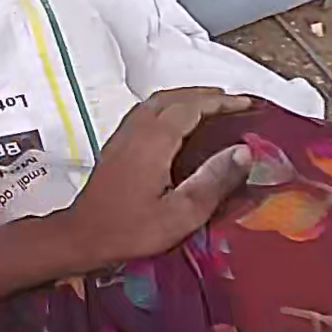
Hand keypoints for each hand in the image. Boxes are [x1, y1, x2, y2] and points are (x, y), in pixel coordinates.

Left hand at [49, 88, 251, 271]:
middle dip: (203, 95)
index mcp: (152, 142)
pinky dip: (166, 108)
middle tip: (233, 103)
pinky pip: (143, 113)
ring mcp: (121, 137)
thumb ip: (213, 180)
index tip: (246, 104)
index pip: (189, 107)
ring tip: (211, 108)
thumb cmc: (132, 229)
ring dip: (183, 99)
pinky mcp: (114, 146)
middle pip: (170, 99)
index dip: (219, 102)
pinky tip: (177, 124)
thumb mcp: (182, 213)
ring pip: (154, 103)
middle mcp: (134, 131)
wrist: (84, 235)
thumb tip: (244, 151)